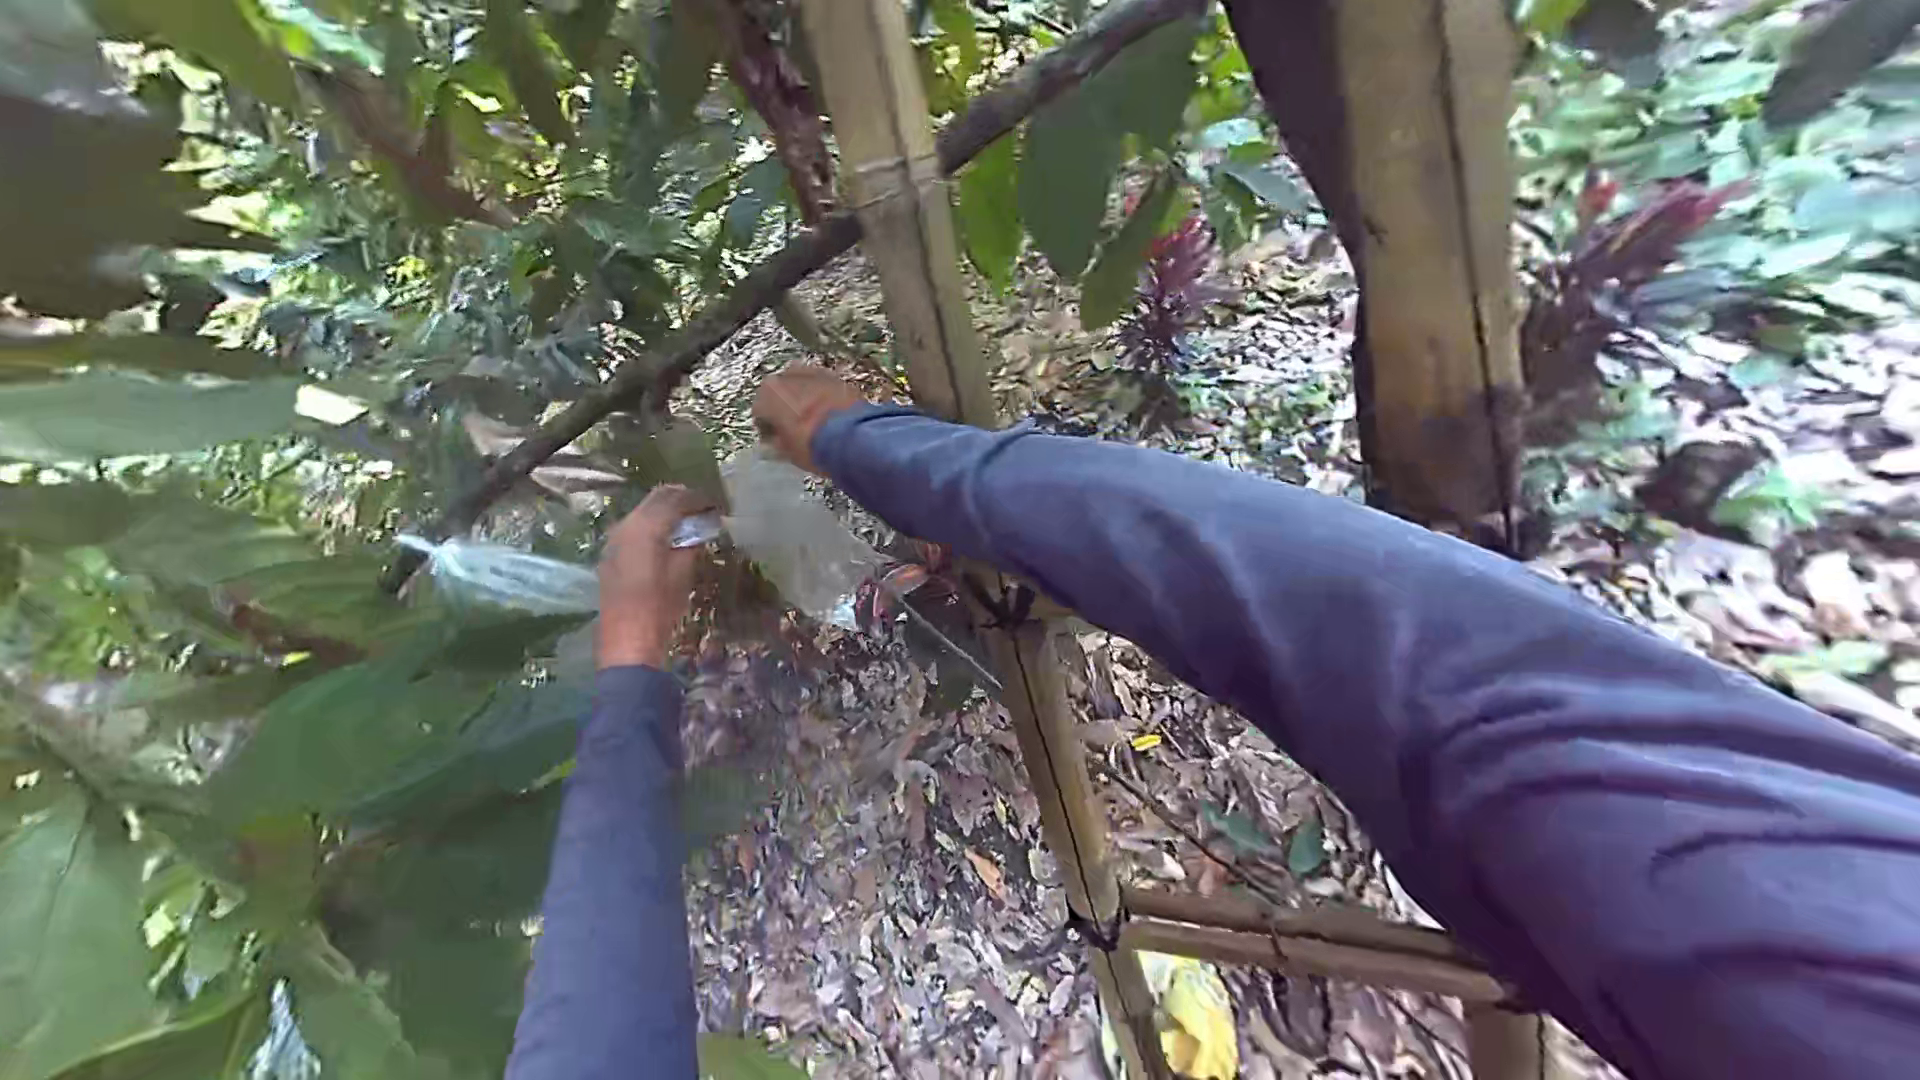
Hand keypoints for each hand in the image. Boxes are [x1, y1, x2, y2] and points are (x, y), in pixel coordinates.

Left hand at [597, 484, 710, 669]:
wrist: (629, 639)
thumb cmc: (661, 605)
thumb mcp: (684, 571)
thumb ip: (692, 543)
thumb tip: (702, 528)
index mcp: (646, 527)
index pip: (675, 497)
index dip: (698, 498)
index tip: (717, 505)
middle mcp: (626, 525)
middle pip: (656, 498)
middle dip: (682, 499)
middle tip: (705, 509)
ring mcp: (615, 539)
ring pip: (644, 511)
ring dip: (667, 511)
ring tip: (691, 522)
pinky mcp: (612, 553)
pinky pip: (636, 526)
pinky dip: (655, 524)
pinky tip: (671, 538)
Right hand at [751, 365, 864, 473]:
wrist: (855, 437)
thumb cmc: (812, 446)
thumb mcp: (788, 453)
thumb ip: (776, 444)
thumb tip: (774, 443)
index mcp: (768, 393)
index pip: (760, 411)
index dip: (768, 428)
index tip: (777, 440)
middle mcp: (788, 375)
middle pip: (782, 393)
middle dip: (786, 409)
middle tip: (797, 430)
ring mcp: (816, 372)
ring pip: (803, 386)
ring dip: (806, 400)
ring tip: (816, 422)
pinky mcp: (839, 377)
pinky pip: (824, 388)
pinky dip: (825, 398)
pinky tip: (832, 415)